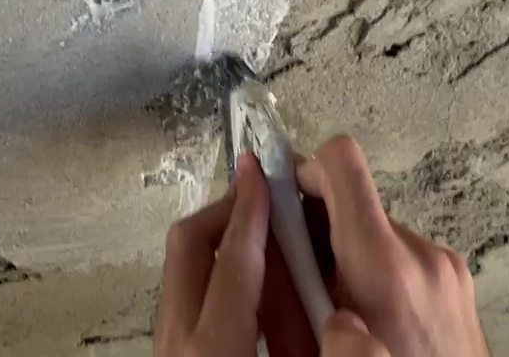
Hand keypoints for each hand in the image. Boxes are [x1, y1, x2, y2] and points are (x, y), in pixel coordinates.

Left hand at [155, 153, 361, 356]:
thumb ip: (322, 349)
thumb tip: (344, 321)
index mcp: (212, 348)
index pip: (233, 262)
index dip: (251, 211)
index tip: (260, 170)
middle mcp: (176, 336)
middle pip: (188, 243)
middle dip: (225, 209)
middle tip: (264, 194)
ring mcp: (164, 341)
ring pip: (182, 264)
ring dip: (219, 240)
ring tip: (264, 234)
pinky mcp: (166, 348)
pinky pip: (184, 291)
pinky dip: (213, 273)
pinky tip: (250, 289)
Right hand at [297, 136, 489, 356]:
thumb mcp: (308, 348)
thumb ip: (279, 284)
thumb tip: (255, 226)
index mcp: (381, 265)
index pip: (340, 161)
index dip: (304, 169)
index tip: (283, 201)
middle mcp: (421, 254)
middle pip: (352, 198)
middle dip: (318, 224)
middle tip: (301, 273)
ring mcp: (447, 268)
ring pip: (374, 228)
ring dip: (348, 252)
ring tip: (340, 309)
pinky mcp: (459, 282)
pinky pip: (401, 253)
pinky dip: (376, 271)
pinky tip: (373, 321)